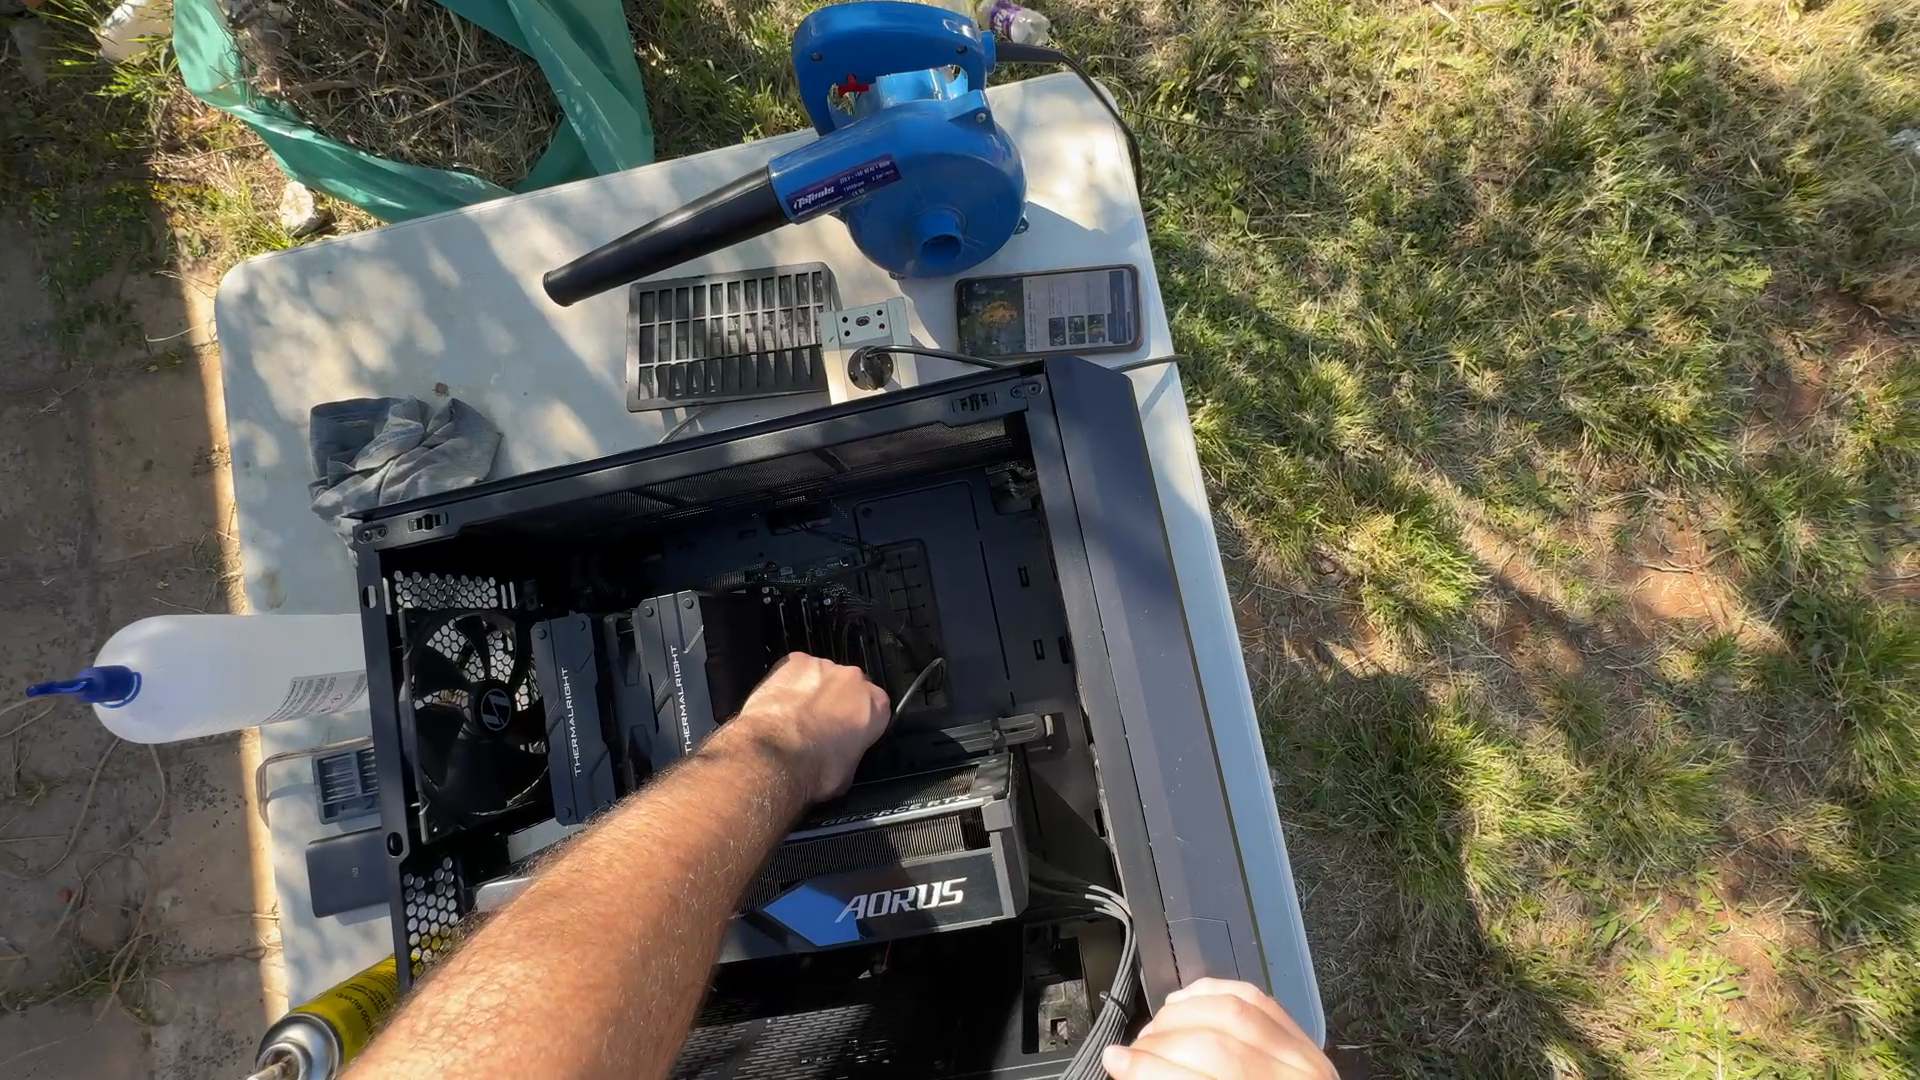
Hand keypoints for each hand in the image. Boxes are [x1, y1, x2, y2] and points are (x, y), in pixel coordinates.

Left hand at [723, 653, 888, 802]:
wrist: (774, 758)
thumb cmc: (814, 768)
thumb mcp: (847, 774)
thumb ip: (852, 752)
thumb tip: (843, 755)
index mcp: (875, 705)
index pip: (875, 707)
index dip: (860, 720)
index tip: (848, 731)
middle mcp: (854, 679)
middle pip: (849, 685)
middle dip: (836, 701)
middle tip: (818, 725)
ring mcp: (824, 667)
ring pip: (821, 676)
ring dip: (812, 691)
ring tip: (794, 718)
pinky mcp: (795, 662)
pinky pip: (794, 669)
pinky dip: (788, 683)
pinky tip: (778, 705)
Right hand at [1103, 979, 1335, 1079]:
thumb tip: (1128, 1068)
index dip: (1148, 1070)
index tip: (1114, 1062)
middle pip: (1213, 1046)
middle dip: (1159, 1042)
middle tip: (1131, 1051)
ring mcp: (1307, 1061)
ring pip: (1231, 1011)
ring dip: (1180, 1013)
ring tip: (1155, 1029)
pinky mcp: (1306, 1042)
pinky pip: (1252, 996)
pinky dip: (1211, 992)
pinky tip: (1184, 1003)